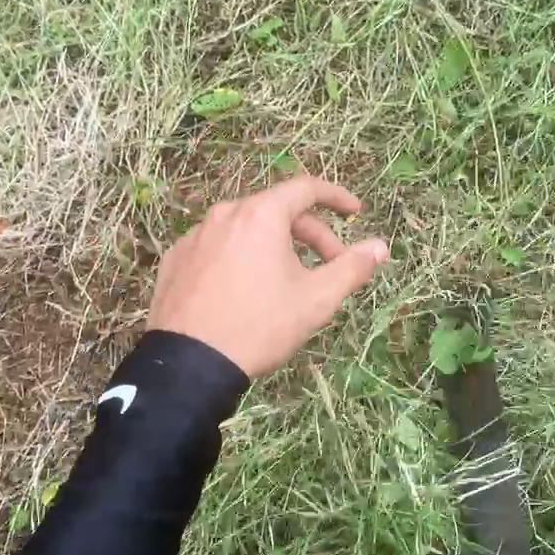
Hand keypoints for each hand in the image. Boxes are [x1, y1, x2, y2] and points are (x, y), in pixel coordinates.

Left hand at [146, 176, 389, 376]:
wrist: (188, 365)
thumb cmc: (260, 325)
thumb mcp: (316, 299)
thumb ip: (352, 267)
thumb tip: (379, 246)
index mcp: (260, 215)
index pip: (306, 188)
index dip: (337, 197)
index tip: (355, 213)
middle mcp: (225, 215)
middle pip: (278, 211)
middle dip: (312, 234)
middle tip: (331, 264)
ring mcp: (195, 236)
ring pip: (247, 229)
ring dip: (276, 245)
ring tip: (289, 280)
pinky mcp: (175, 260)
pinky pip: (219, 246)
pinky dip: (242, 257)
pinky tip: (248, 289)